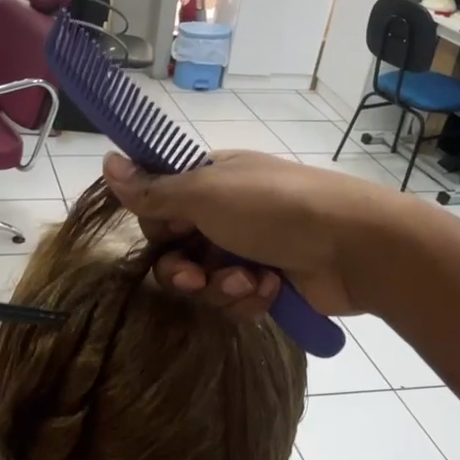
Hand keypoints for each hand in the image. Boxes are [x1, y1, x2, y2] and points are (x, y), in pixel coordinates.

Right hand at [101, 151, 402, 316]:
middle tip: (194, 276)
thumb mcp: (206, 193)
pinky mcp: (268, 284)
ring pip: (204, 281)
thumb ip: (154, 189)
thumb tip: (106, 160)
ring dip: (219, 286)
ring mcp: (248, 249)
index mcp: (211, 179)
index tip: (165, 234)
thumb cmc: (275, 208)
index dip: (157, 225)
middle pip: (177, 250)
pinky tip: (270, 290)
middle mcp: (226, 212)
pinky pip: (234, 300)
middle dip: (183, 269)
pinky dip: (248, 298)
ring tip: (249, 282)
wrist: (354, 247)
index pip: (160, 204)